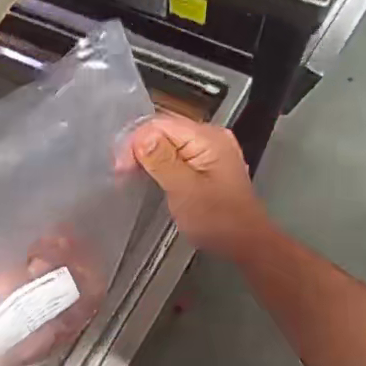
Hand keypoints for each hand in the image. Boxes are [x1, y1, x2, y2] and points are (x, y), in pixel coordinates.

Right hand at [126, 114, 274, 258]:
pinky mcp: (205, 166)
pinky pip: (176, 156)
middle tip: (121, 173)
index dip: (136, 141)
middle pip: (165, 130)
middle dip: (139, 148)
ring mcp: (209, 151)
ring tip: (130, 175)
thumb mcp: (185, 190)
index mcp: (208, 138)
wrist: (245, 242)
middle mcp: (210, 138)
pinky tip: (149, 177)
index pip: (161, 123)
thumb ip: (162, 161)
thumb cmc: (219, 220)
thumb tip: (141, 137)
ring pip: (168, 143)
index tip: (121, 167)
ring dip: (147, 157)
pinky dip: (159, 164)